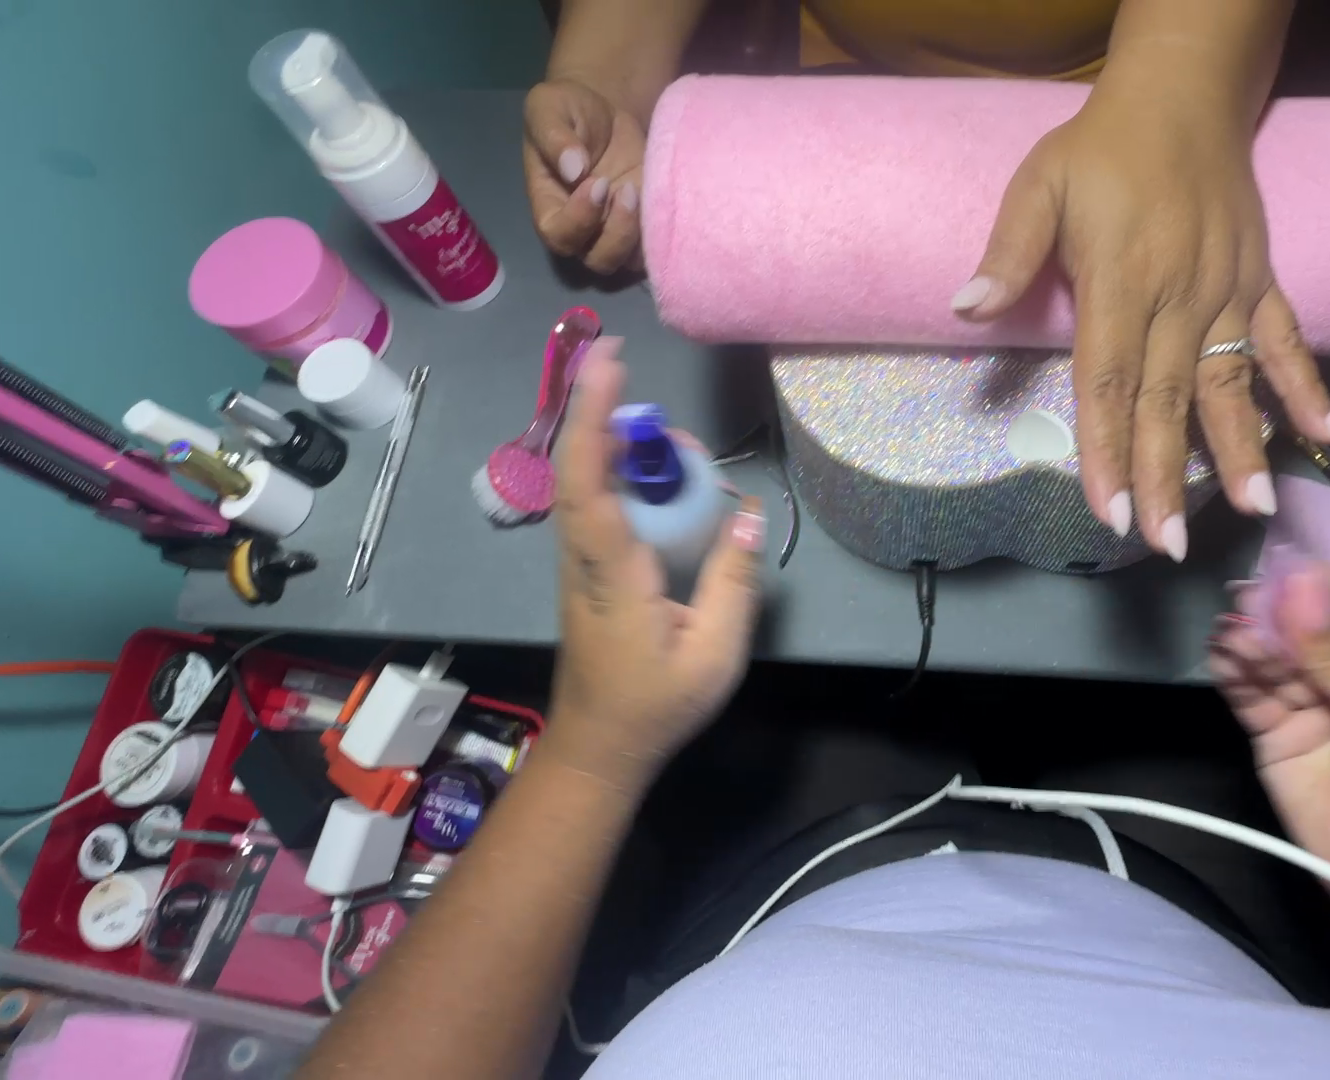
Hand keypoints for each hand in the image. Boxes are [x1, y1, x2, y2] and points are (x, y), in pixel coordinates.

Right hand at [523, 78, 645, 274]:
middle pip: (599, 260)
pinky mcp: (645, 229)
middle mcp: (584, 231)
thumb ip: (553, 136)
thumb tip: (573, 168)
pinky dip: (663, 234)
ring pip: (630, 261)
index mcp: (551, 207)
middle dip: (616, 233)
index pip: (559, 236)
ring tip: (642, 192)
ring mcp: (617, 234)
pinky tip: (663, 201)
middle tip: (627, 190)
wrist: (608, 114)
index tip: (596, 182)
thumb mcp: (548, 107)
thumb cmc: (571, 112)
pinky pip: (657, 250)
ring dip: (639, 235)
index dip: (579, 219)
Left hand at [546, 338, 765, 791]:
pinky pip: (595, 506)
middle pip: (579, 471)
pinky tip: (651, 474)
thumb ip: (734, 580)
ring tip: (667, 437)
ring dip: (613, 444)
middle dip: (603, 415)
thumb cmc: (658, 704)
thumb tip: (751, 513)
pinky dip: (617, 473)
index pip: (589, 483)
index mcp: (612, 575)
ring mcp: (578, 565)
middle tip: (652, 396)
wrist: (600, 747)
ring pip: (583, 486)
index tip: (609, 363)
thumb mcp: (715, 653)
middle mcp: (583, 559)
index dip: (593, 418)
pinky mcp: (586, 571)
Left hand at [956, 79, 1329, 559]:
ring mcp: (1230, 291)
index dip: (1109, 451)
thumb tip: (965, 308)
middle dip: (1167, 477)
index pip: (1110, 384)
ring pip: (1233, 383)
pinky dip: (1305, 386)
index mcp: (1123, 281)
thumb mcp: (1038, 184)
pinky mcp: (1262, 281)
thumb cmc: (1099, 151)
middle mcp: (1182, 296)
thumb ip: (1008, 252)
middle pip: (1169, 402)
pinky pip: (1287, 339)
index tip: (1108, 512)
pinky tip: (1325, 436)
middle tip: (1167, 542)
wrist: (1183, 95)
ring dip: (1243, 450)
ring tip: (1252, 511)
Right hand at [1207, 566, 1329, 909]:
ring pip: (1277, 658)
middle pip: (1312, 629)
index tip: (1286, 570)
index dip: (1329, 589)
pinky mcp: (1277, 734)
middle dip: (1280, 614)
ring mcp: (1315, 706)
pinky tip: (1221, 657)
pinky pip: (1251, 694)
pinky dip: (1234, 673)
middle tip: (1245, 602)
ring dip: (1252, 642)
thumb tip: (1296, 587)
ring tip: (1231, 636)